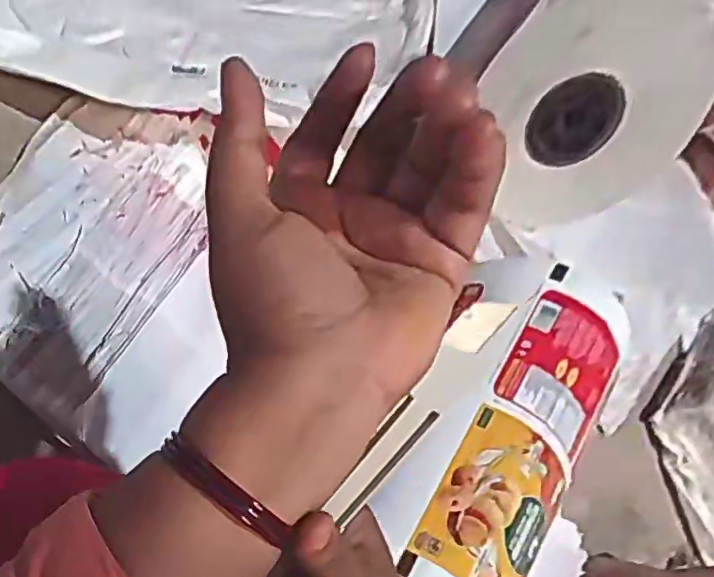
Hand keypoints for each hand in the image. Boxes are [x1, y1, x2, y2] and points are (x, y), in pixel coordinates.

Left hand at [206, 47, 504, 407]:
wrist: (315, 378)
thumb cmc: (272, 307)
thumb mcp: (238, 216)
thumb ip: (238, 143)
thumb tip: (233, 77)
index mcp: (295, 216)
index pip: (321, 142)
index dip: (341, 99)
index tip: (364, 61)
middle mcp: (343, 228)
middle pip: (383, 147)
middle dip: (406, 106)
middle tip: (430, 77)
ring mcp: (391, 246)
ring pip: (429, 169)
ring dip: (446, 127)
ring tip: (458, 97)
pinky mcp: (436, 269)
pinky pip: (463, 207)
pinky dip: (475, 167)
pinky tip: (479, 134)